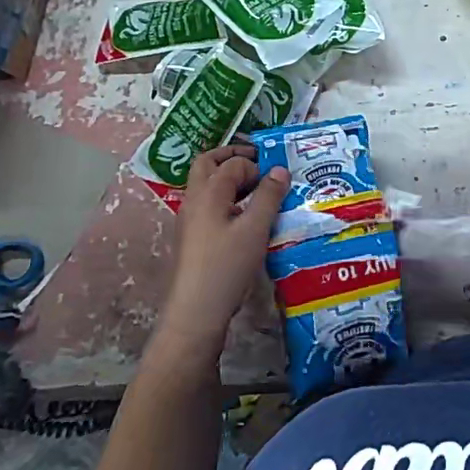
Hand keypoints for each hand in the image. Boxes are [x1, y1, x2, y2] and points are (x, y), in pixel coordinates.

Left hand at [156, 145, 288, 356]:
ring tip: (256, 188)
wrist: (195, 312)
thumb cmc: (227, 267)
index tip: (277, 178)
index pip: (233, 163)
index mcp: (208, 192)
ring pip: (206, 185)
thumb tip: (280, 169)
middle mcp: (193, 199)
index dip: (256, 165)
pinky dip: (226, 199)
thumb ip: (268, 196)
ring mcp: (189, 219)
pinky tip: (244, 217)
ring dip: (228, 178)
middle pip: (208, 164)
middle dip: (232, 157)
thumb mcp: (255, 229)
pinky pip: (208, 205)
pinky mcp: (192, 238)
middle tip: (258, 161)